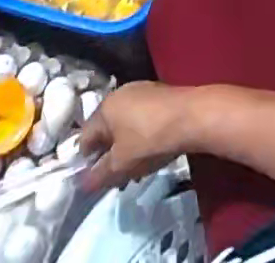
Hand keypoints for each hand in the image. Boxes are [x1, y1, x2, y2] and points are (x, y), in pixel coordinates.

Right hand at [77, 81, 192, 190]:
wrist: (191, 115)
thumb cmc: (149, 138)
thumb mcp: (122, 163)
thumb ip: (101, 174)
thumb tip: (83, 183)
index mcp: (105, 108)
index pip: (85, 136)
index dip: (87, 160)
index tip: (97, 178)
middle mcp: (119, 94)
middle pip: (106, 129)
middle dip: (109, 154)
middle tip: (119, 176)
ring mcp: (140, 90)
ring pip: (124, 123)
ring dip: (126, 146)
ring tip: (137, 167)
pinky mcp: (158, 93)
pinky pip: (141, 117)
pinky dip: (140, 134)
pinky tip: (152, 149)